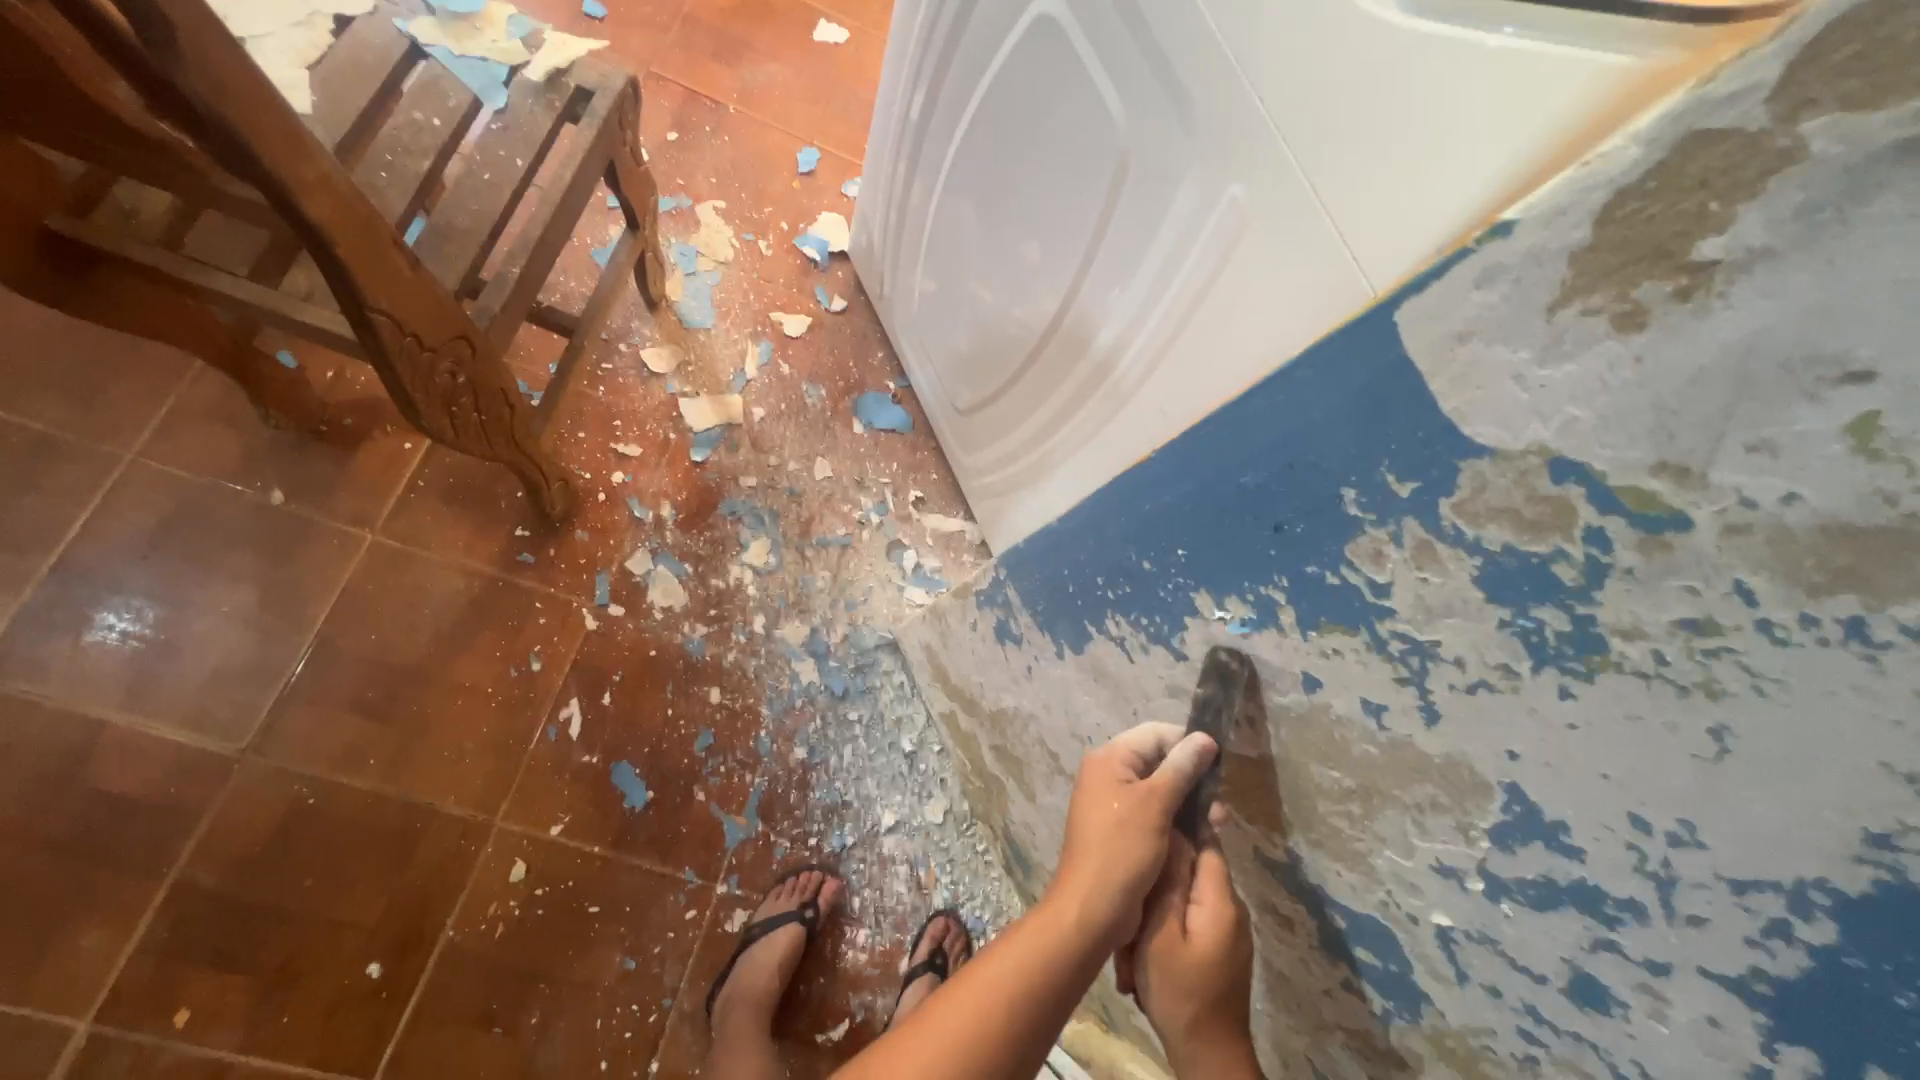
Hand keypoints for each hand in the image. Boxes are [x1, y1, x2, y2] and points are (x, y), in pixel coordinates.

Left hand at [1047, 723, 1216, 951]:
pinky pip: (1154, 811)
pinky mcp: (1121, 828)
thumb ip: (1181, 768)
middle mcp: (1108, 774)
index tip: (1220, 764)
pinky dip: (1176, 817)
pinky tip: (1201, 832)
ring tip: (1217, 821)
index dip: (1189, 744)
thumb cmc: (1121, 851)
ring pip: (1160, 788)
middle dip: (1192, 776)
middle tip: (1220, 803)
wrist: (1091, 909)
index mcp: (1109, 759)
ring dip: (1189, 800)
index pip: (1156, 734)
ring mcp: (1113, 802)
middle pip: (1159, 759)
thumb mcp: (1155, 805)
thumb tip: (1205, 738)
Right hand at [1121, 823, 1258, 1077]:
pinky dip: (1165, 934)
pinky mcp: (1220, 951)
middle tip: (1128, 911)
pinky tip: (1144, 959)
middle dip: (1156, 886)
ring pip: (1185, 901)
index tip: (1145, 825)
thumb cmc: (1179, 991)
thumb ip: (1168, 881)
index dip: (1177, 828)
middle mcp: (1231, 908)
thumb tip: (1172, 832)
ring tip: (1131, 947)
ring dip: (1155, 916)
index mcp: (1220, 897)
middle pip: (1191, 872)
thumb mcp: (1161, 932)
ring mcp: (1228, 931)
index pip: (1204, 841)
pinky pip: (1189, 924)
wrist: (1208, 1053)